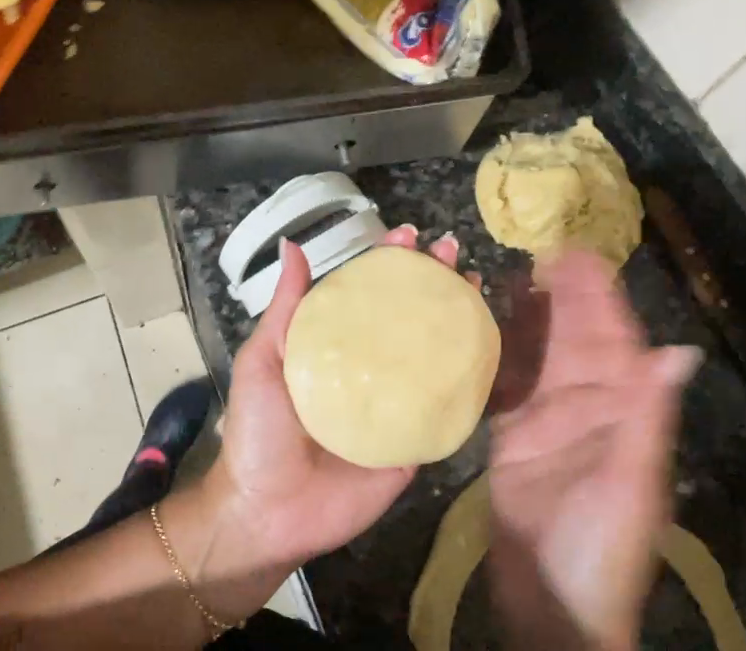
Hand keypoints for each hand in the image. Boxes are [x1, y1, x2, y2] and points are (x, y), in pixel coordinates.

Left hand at [198, 226, 468, 570]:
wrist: (267, 510)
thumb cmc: (259, 430)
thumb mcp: (263, 359)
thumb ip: (286, 307)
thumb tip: (292, 244)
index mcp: (332, 344)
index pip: (365, 292)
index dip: (387, 261)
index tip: (407, 235)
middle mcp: (367, 366)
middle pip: (406, 315)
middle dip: (431, 279)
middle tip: (450, 250)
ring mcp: (394, 403)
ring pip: (434, 352)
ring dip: (457, 316)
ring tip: (473, 282)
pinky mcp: (414, 441)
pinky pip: (447, 407)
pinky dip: (470, 376)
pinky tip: (486, 344)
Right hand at [487, 251, 701, 650]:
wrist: (555, 601)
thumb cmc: (604, 544)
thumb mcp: (632, 480)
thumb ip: (646, 415)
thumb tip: (674, 351)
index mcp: (619, 410)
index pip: (612, 340)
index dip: (599, 296)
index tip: (580, 253)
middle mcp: (583, 405)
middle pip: (570, 338)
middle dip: (558, 294)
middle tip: (535, 250)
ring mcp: (543, 419)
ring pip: (534, 353)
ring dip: (523, 316)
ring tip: (503, 275)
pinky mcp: (507, 435)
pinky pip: (502, 383)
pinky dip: (492, 353)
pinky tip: (474, 328)